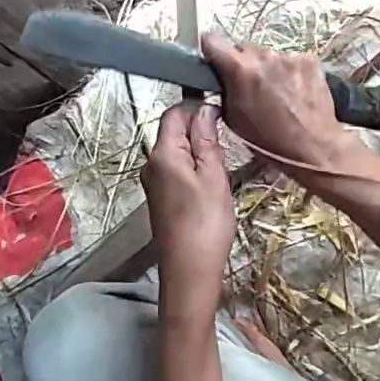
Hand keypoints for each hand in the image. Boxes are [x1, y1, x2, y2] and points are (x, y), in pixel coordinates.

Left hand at [142, 102, 235, 309]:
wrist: (190, 271)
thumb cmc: (205, 223)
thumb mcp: (214, 176)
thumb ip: (207, 140)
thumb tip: (205, 110)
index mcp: (162, 154)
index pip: (174, 113)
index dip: (198, 108)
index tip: (223, 116)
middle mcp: (152, 164)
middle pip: (175, 132)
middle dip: (200, 131)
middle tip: (227, 146)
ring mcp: (155, 183)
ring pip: (178, 152)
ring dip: (200, 152)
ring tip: (222, 167)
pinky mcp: (162, 198)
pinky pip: (178, 171)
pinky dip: (195, 169)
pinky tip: (212, 185)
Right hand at [201, 34, 373, 182]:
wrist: (313, 147)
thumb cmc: (270, 141)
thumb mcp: (233, 118)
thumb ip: (224, 90)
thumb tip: (221, 78)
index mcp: (240, 69)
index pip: (213, 41)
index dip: (211, 50)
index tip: (214, 58)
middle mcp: (264, 56)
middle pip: (244, 49)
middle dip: (244, 65)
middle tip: (251, 87)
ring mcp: (289, 56)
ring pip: (268, 55)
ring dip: (268, 69)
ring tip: (277, 94)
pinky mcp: (309, 60)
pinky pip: (290, 60)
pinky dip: (289, 72)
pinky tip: (293, 92)